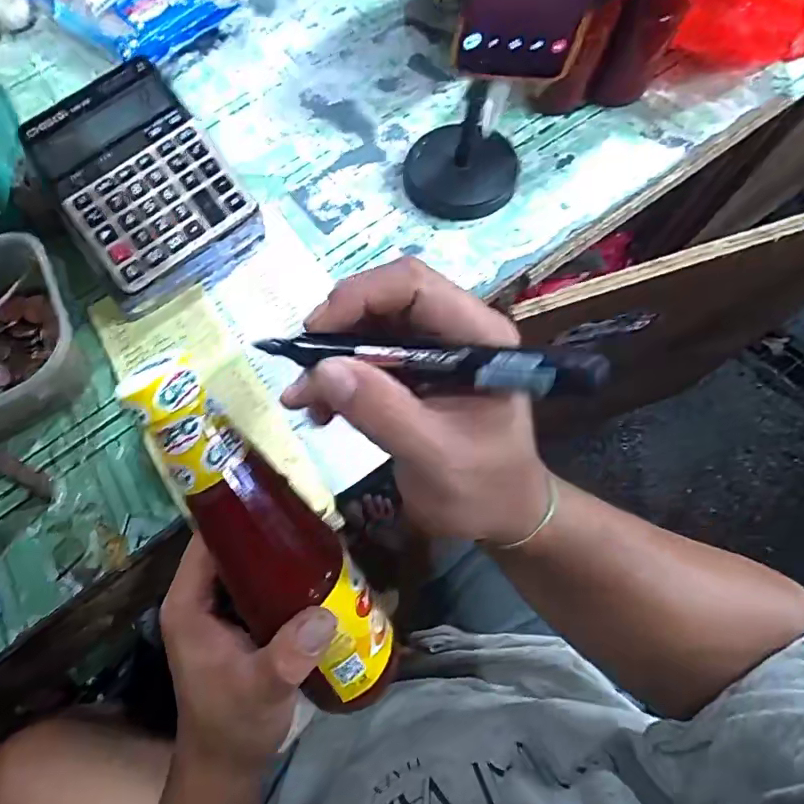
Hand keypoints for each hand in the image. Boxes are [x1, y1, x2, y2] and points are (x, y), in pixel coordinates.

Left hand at [160, 537, 336, 773]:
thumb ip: (287, 657)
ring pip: (249, 567)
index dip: (236, 516)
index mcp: (188, 604)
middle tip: (310, 516)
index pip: (206, 541)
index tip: (276, 499)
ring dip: (280, 554)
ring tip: (320, 536)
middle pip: (231, 549)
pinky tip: (318, 572)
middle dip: (267, 532)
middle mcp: (200, 599)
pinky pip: (262, 587)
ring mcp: (221, 611)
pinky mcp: (241, 623)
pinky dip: (286, 579)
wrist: (230, 764)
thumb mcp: (260, 690)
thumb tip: (324, 616)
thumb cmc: (233, 724)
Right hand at [282, 257, 549, 543]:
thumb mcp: (432, 456)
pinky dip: (337, 379)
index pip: (414, 285)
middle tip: (302, 367)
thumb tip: (323, 369)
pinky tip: (321, 412)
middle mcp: (457, 331)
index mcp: (479, 336)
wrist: (501, 518)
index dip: (358, 297)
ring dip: (330, 357)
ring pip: (369, 326)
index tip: (314, 335)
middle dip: (337, 328)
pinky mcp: (413, 373)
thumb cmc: (483, 490)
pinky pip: (365, 358)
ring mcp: (434, 351)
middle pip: (385, 299)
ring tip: (303, 399)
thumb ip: (382, 411)